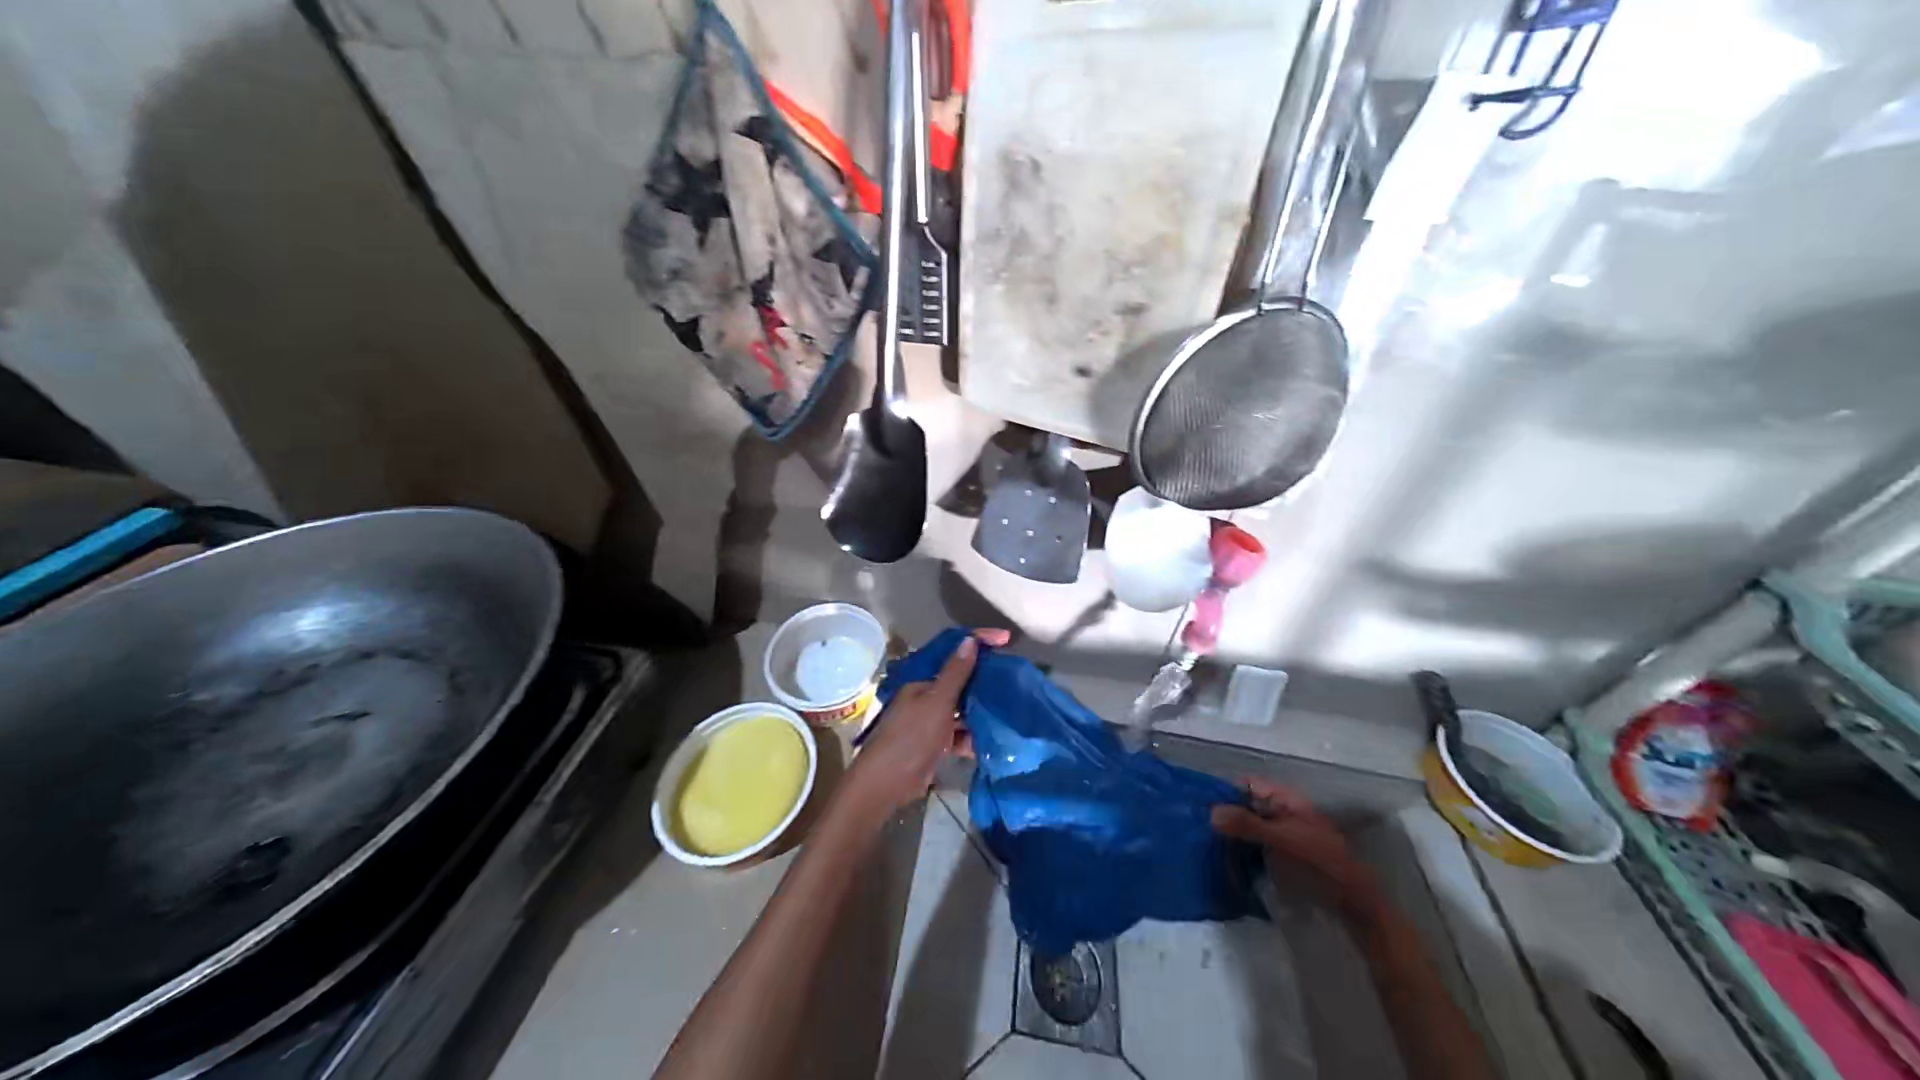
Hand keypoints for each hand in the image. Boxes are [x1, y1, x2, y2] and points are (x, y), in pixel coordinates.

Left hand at [842, 628, 1010, 815]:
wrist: (885, 784)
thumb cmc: (910, 738)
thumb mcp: (936, 703)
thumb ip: (954, 673)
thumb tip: (970, 640)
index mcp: (922, 681)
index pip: (953, 653)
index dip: (978, 642)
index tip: (1005, 639)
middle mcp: (926, 697)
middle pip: (960, 681)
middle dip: (984, 678)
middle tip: (1013, 677)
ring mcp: (930, 721)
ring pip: (962, 708)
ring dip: (981, 710)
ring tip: (1009, 709)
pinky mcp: (935, 744)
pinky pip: (959, 734)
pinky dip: (972, 736)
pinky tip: (990, 741)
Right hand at [1212, 778, 1380, 919]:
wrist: (1354, 905)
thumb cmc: (1321, 863)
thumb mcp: (1283, 840)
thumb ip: (1248, 825)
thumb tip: (1210, 812)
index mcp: (1287, 800)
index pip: (1248, 785)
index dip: (1226, 791)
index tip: (1200, 805)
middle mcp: (1283, 813)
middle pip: (1246, 805)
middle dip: (1224, 814)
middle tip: (1196, 826)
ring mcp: (1282, 836)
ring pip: (1247, 828)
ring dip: (1230, 835)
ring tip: (1203, 844)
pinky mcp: (1280, 858)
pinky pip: (1252, 848)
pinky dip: (1238, 852)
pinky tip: (1221, 860)